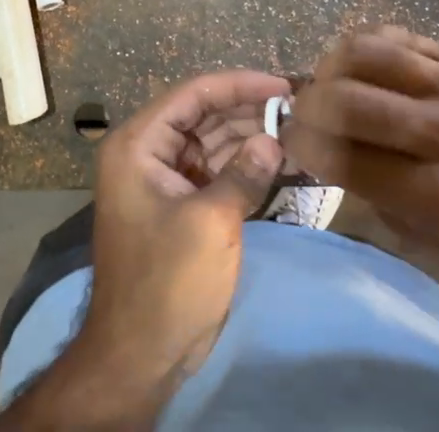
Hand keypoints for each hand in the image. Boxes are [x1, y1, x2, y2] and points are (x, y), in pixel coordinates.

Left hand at [80, 70, 289, 387]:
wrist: (140, 353)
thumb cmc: (168, 280)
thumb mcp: (211, 221)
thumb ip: (244, 172)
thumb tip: (274, 139)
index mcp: (138, 145)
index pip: (193, 94)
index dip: (239, 85)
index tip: (284, 85)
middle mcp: (148, 153)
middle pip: (203, 115)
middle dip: (249, 110)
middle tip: (300, 107)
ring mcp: (164, 180)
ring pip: (213, 142)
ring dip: (251, 137)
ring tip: (298, 130)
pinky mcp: (182, 206)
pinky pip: (216, 172)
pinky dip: (246, 166)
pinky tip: (282, 160)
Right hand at [283, 26, 438, 268]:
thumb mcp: (429, 243)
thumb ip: (370, 196)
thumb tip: (320, 149)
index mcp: (437, 194)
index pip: (343, 156)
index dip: (303, 146)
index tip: (288, 143)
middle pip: (347, 99)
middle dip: (307, 107)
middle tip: (299, 115)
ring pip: (364, 53)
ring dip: (328, 68)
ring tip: (324, 85)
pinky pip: (395, 36)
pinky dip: (361, 47)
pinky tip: (354, 65)